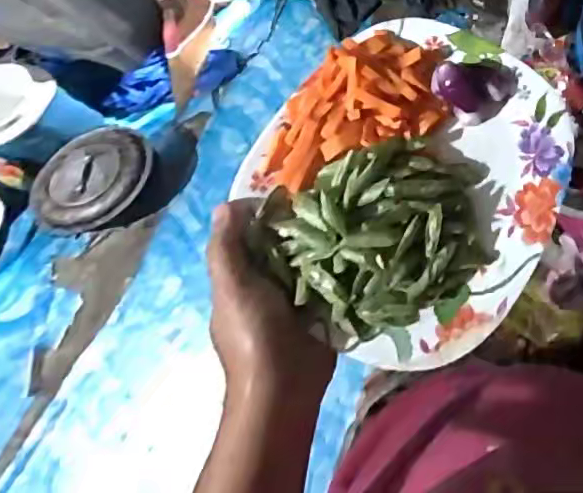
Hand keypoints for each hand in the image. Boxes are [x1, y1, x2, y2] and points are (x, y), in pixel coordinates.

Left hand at [207, 201, 333, 402]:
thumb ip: (226, 249)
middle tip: (329, 203)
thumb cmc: (254, 335)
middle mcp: (268, 280)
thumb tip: (224, 205)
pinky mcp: (324, 302)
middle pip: (284, 240)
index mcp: (240, 275)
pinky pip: (332, 272)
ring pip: (311, 254)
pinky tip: (358, 241)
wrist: (286, 386)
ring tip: (349, 215)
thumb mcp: (232, 288)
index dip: (267, 211)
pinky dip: (342, 258)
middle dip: (302, 222)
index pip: (251, 232)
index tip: (292, 196)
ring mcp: (298, 292)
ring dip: (326, 239)